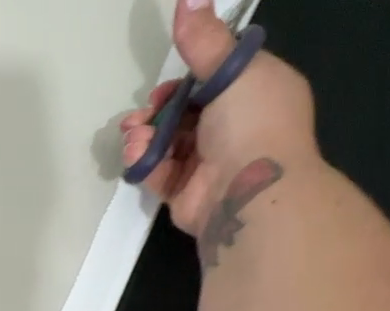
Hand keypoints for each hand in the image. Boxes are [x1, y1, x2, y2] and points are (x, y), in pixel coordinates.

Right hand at [120, 0, 320, 236]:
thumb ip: (204, 40)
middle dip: (156, 108)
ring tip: (135, 134)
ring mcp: (207, 160)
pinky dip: (143, 162)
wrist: (249, 192)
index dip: (186, 77)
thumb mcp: (233, 71)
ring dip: (143, 134)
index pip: (214, 78)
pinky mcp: (183, 190)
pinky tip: (137, 155)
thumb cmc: (252, 123)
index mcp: (255, 92)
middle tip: (143, 112)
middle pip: (183, 110)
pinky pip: (157, 170)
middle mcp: (233, 125)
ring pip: (165, 140)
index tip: (168, 82)